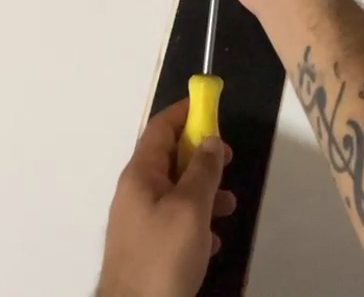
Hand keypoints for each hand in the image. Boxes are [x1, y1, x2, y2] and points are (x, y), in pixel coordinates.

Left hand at [97, 99, 236, 296]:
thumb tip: (211, 139)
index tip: (212, 107)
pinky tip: (212, 240)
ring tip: (229, 206)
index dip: (185, 112)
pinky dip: (195, 221)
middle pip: (170, 158)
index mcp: (140, 174)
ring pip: (175, 191)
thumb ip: (203, 170)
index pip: (160, 127)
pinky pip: (173, 221)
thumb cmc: (162, 256)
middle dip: (201, 155)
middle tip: (229, 159)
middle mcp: (135, 192)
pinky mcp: (145, 248)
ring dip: (203, 191)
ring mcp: (138, 221)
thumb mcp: (191, 208)